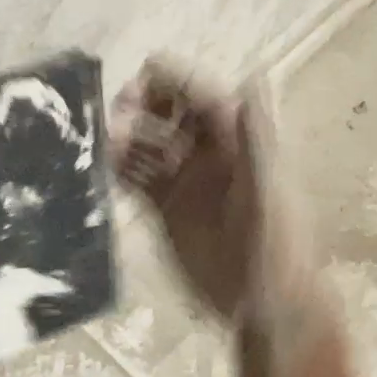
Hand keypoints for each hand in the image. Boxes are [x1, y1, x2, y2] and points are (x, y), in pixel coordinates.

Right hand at [111, 61, 322, 333]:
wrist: (265, 304)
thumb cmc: (276, 248)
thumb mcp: (268, 190)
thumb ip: (256, 138)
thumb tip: (254, 78)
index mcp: (238, 144)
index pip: (203, 99)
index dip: (175, 82)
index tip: (142, 72)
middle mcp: (207, 157)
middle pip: (169, 116)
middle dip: (142, 106)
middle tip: (116, 111)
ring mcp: (184, 184)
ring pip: (147, 148)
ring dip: (124, 140)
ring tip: (101, 142)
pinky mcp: (165, 211)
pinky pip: (136, 182)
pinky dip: (118, 172)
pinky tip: (99, 169)